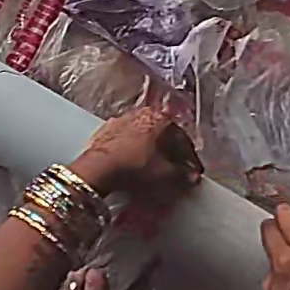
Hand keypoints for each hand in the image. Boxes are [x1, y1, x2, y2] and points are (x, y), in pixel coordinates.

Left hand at [67, 107, 202, 196]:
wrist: (97, 169)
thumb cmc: (135, 166)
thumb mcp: (164, 173)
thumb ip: (181, 174)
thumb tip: (192, 176)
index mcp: (159, 118)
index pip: (181, 135)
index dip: (189, 154)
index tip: (192, 168)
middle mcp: (140, 113)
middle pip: (162, 132)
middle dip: (171, 149)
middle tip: (176, 165)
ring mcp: (120, 120)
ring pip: (143, 134)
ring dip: (151, 148)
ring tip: (155, 164)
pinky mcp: (104, 131)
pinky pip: (126, 139)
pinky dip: (133, 149)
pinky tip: (134, 161)